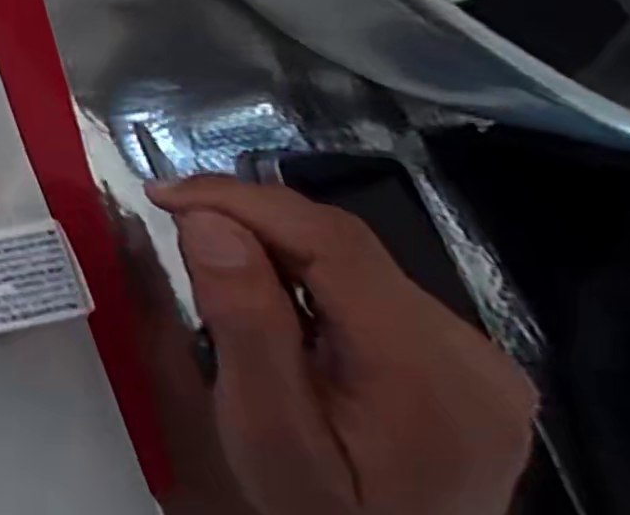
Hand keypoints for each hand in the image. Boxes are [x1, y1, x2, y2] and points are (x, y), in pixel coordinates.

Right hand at [148, 176, 537, 514]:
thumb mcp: (263, 434)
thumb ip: (243, 326)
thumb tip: (206, 220)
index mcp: (430, 371)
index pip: (330, 241)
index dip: (239, 199)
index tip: (161, 195)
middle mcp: (468, 350)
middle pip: (339, 243)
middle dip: (246, 218)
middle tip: (171, 219)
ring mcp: (467, 354)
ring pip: (344, 254)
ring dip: (264, 241)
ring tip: (204, 257)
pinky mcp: (450, 358)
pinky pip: (355, 281)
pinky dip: (292, 268)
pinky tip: (257, 291)